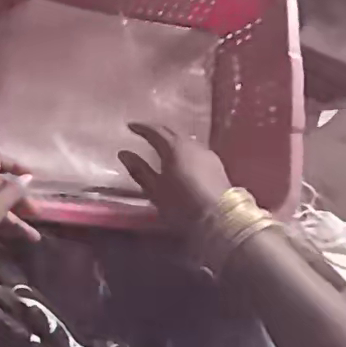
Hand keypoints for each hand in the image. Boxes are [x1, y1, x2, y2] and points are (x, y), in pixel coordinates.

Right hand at [118, 123, 232, 230]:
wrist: (222, 220)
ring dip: (173, 142)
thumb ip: (139, 170)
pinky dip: (185, 151)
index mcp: (174, 148)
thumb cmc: (182, 205)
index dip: (141, 128)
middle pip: (172, 132)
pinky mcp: (218, 166)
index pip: (155, 131)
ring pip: (186, 142)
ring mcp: (208, 154)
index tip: (130, 126)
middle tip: (145, 134)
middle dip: (158, 132)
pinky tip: (182, 161)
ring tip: (162, 148)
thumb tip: (124, 153)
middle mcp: (192, 145)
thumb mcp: (155, 190)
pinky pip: (196, 152)